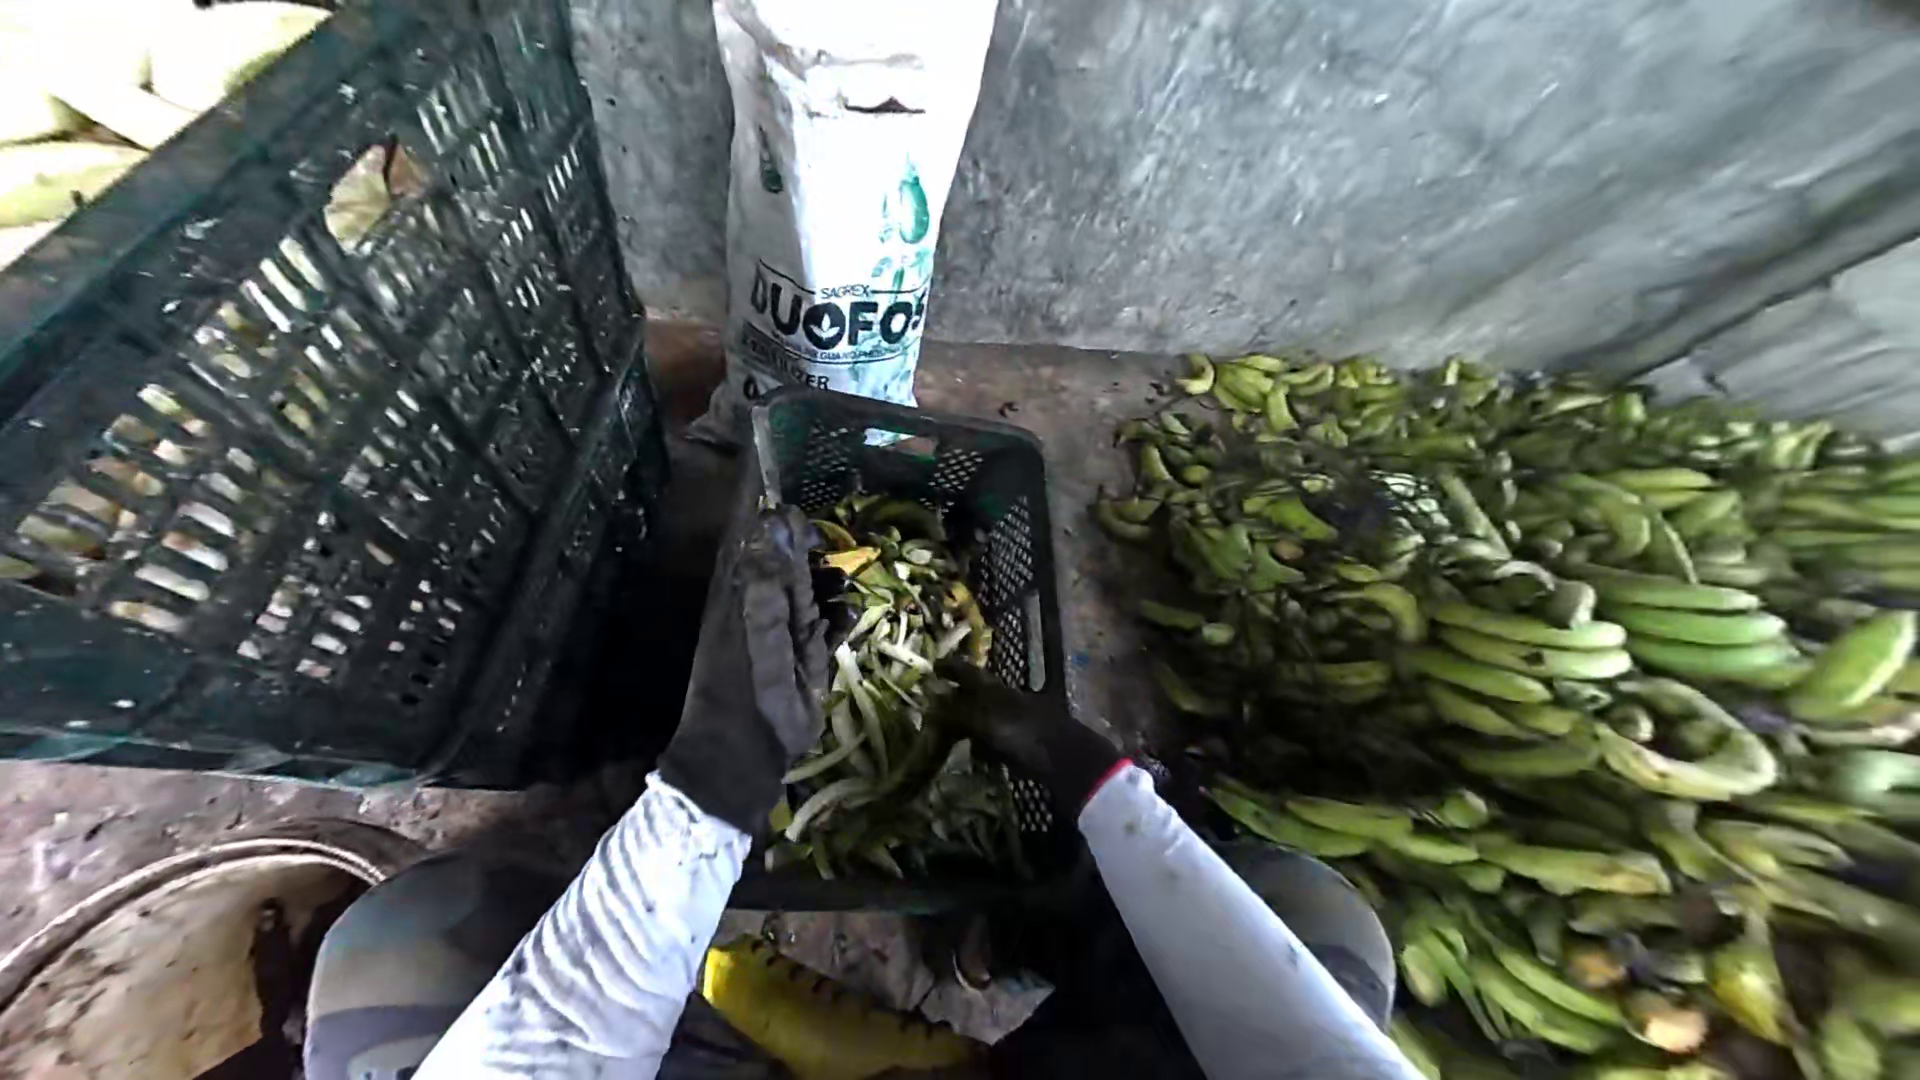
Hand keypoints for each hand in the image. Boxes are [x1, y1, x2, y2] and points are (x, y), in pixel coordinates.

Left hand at [659, 503, 829, 831]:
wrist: (747, 746)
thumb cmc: (747, 682)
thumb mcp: (757, 621)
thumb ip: (769, 574)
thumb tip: (778, 520)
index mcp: (744, 593)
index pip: (762, 546)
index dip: (784, 530)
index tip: (808, 526)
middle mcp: (765, 607)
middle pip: (792, 568)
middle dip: (813, 557)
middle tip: (831, 556)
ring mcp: (787, 633)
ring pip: (813, 595)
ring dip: (831, 586)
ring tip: (844, 586)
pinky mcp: (807, 657)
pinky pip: (829, 627)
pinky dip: (842, 618)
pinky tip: (850, 613)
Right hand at [940, 665, 1127, 813]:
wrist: (1068, 759)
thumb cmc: (1023, 733)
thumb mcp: (984, 720)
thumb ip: (956, 712)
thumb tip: (928, 704)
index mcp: (993, 687)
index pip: (965, 670)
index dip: (949, 667)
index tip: (931, 668)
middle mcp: (1003, 698)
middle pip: (974, 694)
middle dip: (954, 701)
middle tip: (932, 711)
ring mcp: (1014, 720)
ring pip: (984, 718)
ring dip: (968, 726)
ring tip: (948, 739)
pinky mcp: (1023, 743)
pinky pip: (995, 740)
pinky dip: (984, 747)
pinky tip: (979, 757)